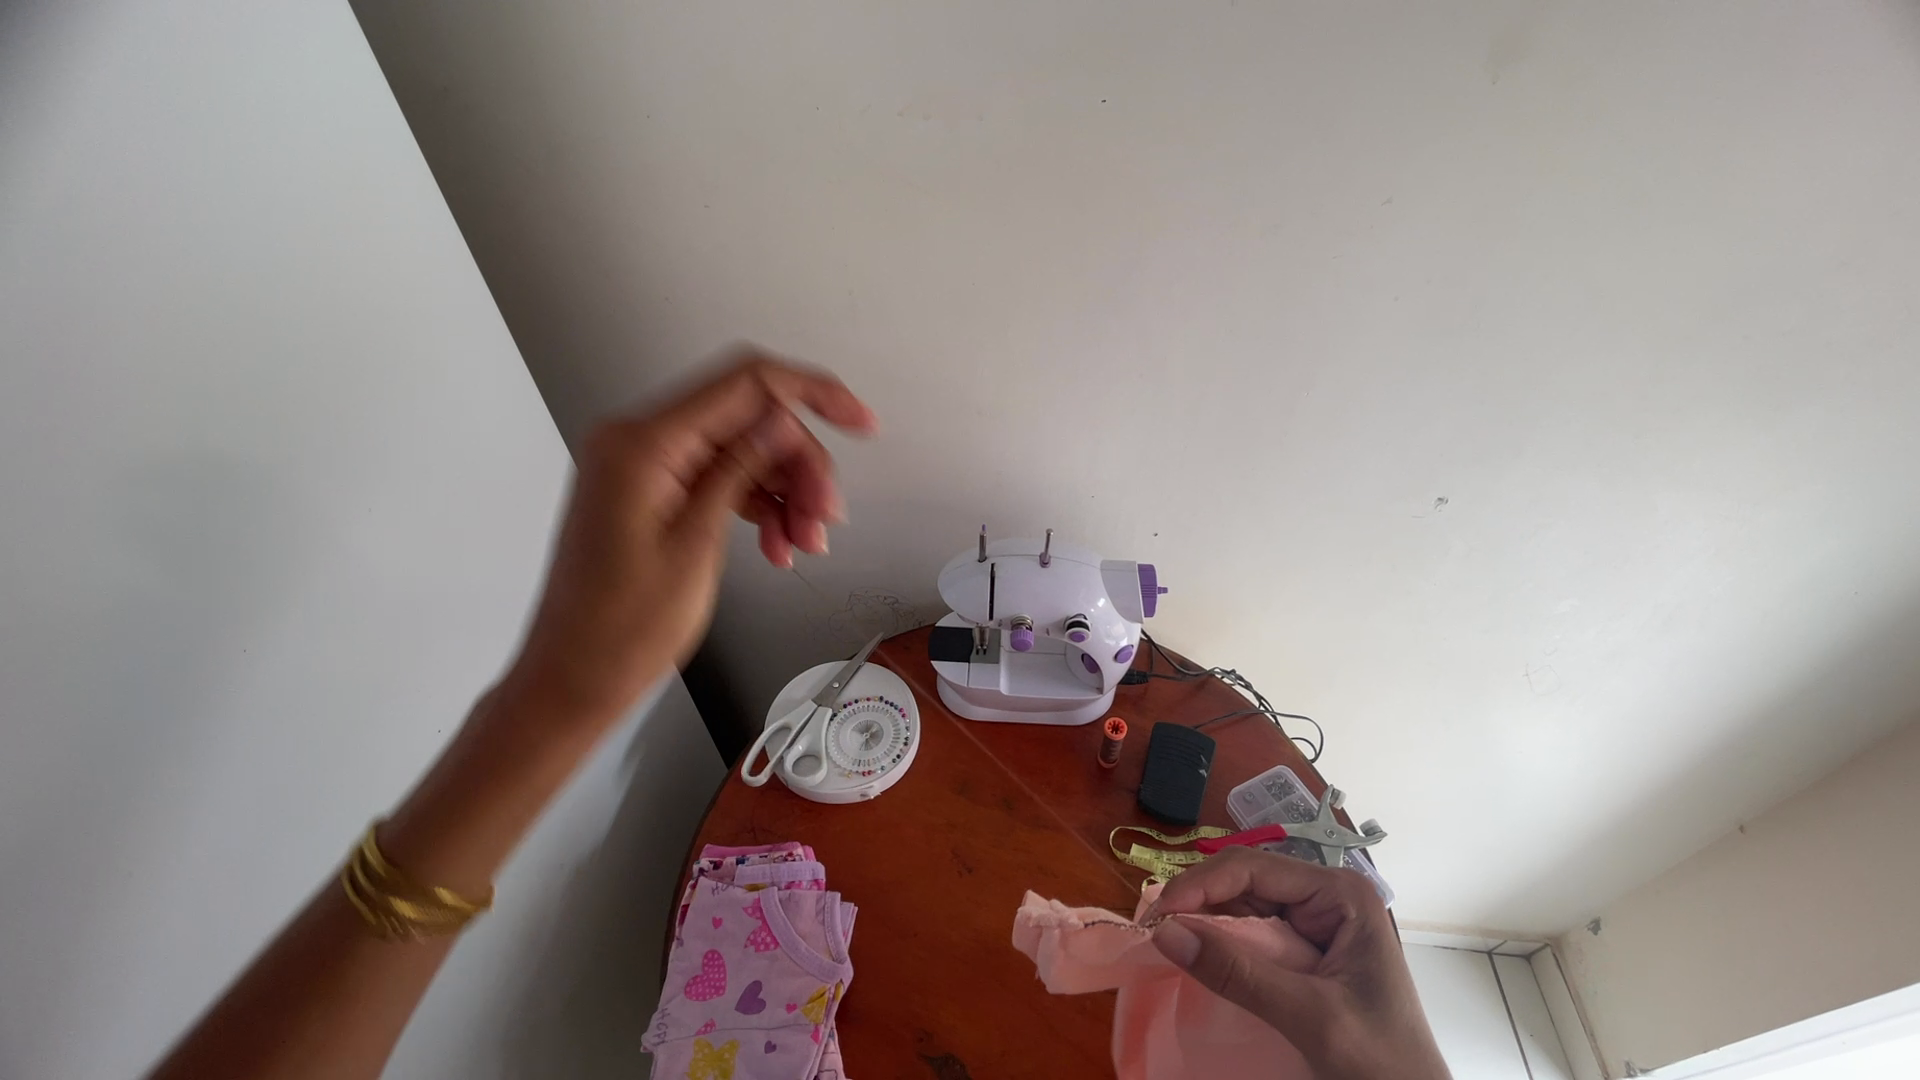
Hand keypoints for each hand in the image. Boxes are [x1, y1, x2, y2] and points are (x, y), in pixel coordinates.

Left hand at [503, 349, 876, 724]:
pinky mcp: (654, 489)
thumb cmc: (618, 630)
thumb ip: (740, 470)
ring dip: (786, 491)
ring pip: (743, 452)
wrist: (576, 676)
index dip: (812, 395)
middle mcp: (638, 444)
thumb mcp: (697, 544)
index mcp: (642, 445)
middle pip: (750, 422)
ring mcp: (645, 466)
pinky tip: (780, 541)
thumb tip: (782, 422)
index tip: (856, 418)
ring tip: (805, 539)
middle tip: (826, 513)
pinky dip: (759, 505)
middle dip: (800, 465)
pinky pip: (722, 478)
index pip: (746, 385)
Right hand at [1149, 847, 1451, 1079]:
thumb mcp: (1312, 1018)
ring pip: (1240, 908)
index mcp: (1340, 893)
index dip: (1200, 885)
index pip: (1253, 868)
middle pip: (1242, 883)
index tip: (1159, 915)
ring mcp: (1313, 924)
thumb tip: (1165, 933)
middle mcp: (1324, 898)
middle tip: (1155, 930)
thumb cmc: (1383, 1063)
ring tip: (1167, 941)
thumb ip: (1240, 975)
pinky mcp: (1302, 953)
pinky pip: (1248, 937)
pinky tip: (1196, 956)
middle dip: (1199, 903)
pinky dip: (1219, 946)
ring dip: (1204, 924)